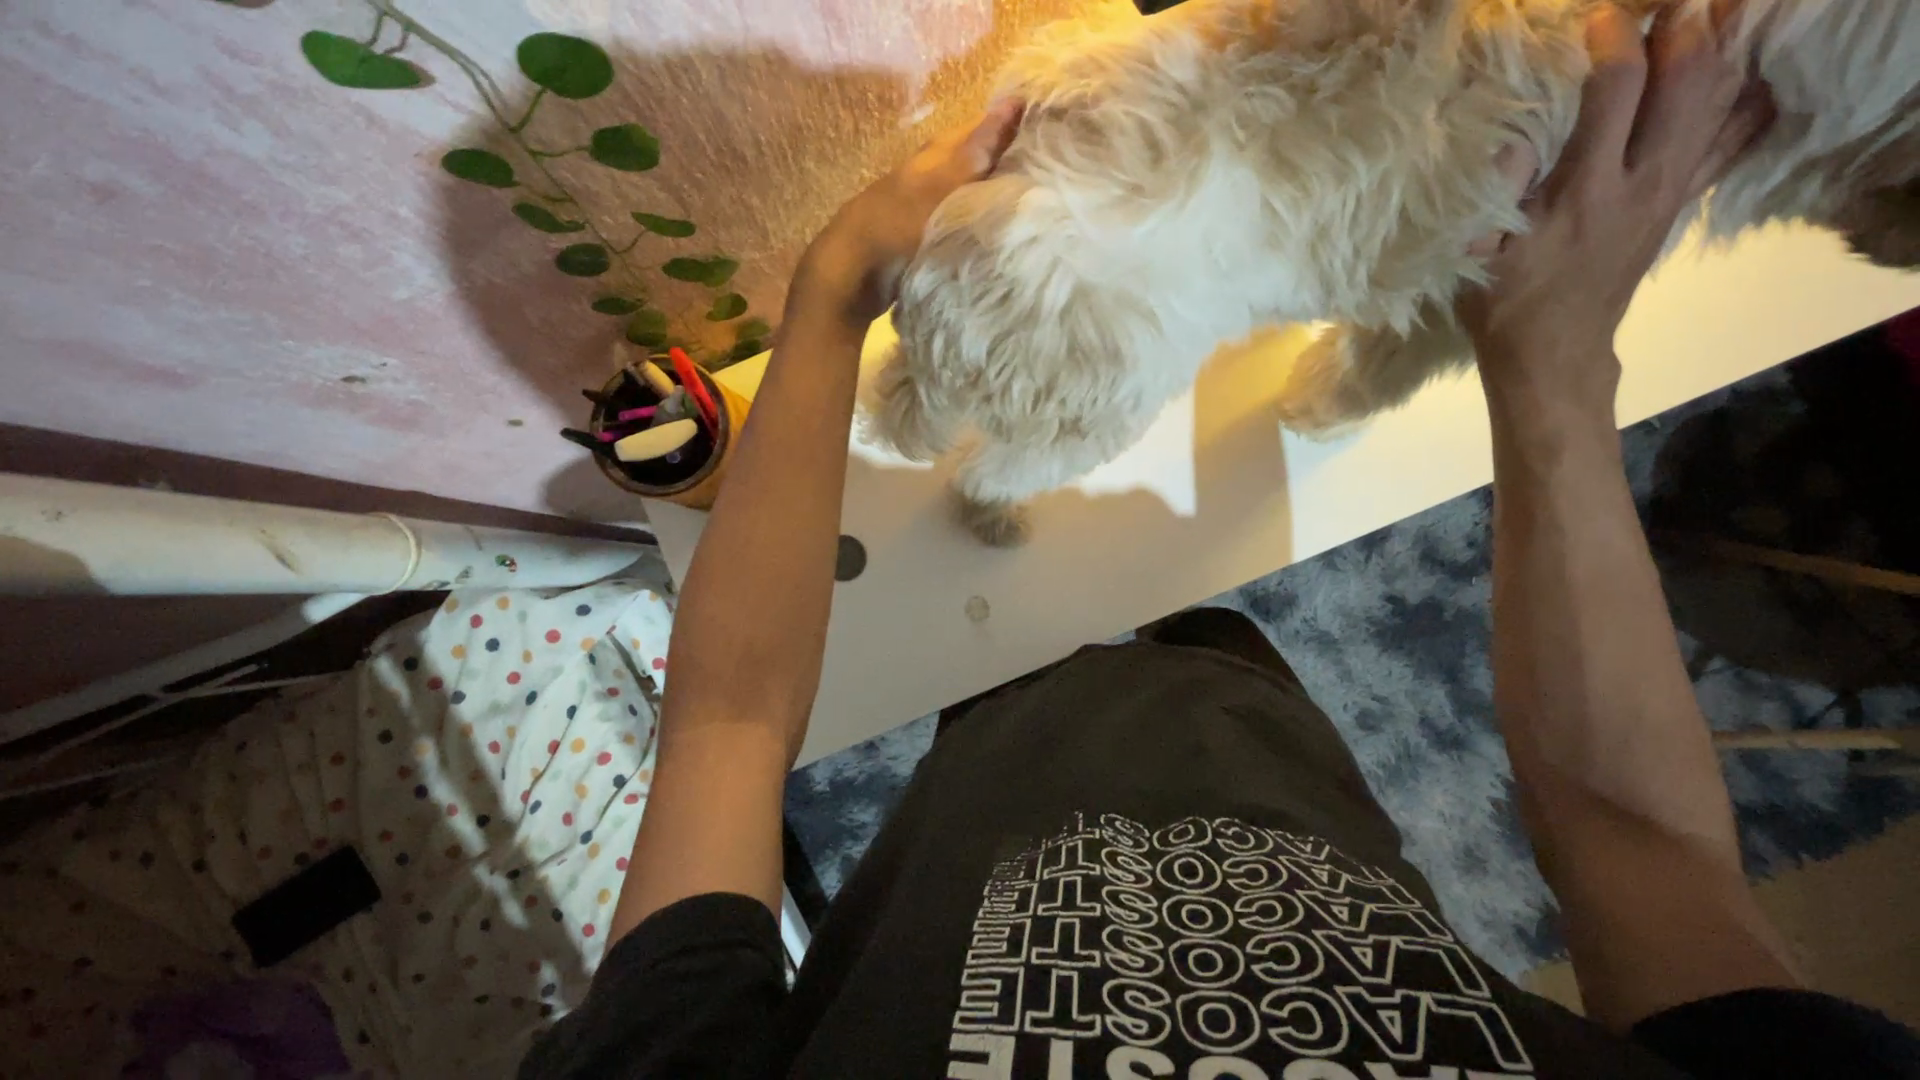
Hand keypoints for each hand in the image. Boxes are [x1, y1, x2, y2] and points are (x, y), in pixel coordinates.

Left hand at [793, 100, 1023, 326]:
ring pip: (964, 193)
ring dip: (989, 195)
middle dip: (1003, 163)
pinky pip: (956, 222)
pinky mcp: (918, 239)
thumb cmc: (895, 225)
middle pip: (972, 162)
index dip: (1008, 127)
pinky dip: (974, 223)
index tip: (1046, 132)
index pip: (979, 129)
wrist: (851, 276)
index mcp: (932, 156)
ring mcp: (922, 208)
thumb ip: (975, 153)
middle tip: (1045, 172)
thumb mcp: (940, 186)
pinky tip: (993, 233)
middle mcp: (927, 175)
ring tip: (1028, 202)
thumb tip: (1013, 103)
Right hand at [1460, 2, 1772, 419]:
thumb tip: (1514, 134)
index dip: (1613, 42)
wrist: (1552, 353)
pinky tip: (1750, 73)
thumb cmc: (1503, 303)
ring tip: (1716, 14)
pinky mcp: (1679, 205)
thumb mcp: (1476, 256)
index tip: (1598, 18)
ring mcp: (1670, 193)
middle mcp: (1641, 183)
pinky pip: (1730, 142)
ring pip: (1719, 103)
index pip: (1616, 91)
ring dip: (1723, 50)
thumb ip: (1493, 193)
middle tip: (1671, 3)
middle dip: (1686, 29)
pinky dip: (1747, 100)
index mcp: (1584, 191)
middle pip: (1687, 83)